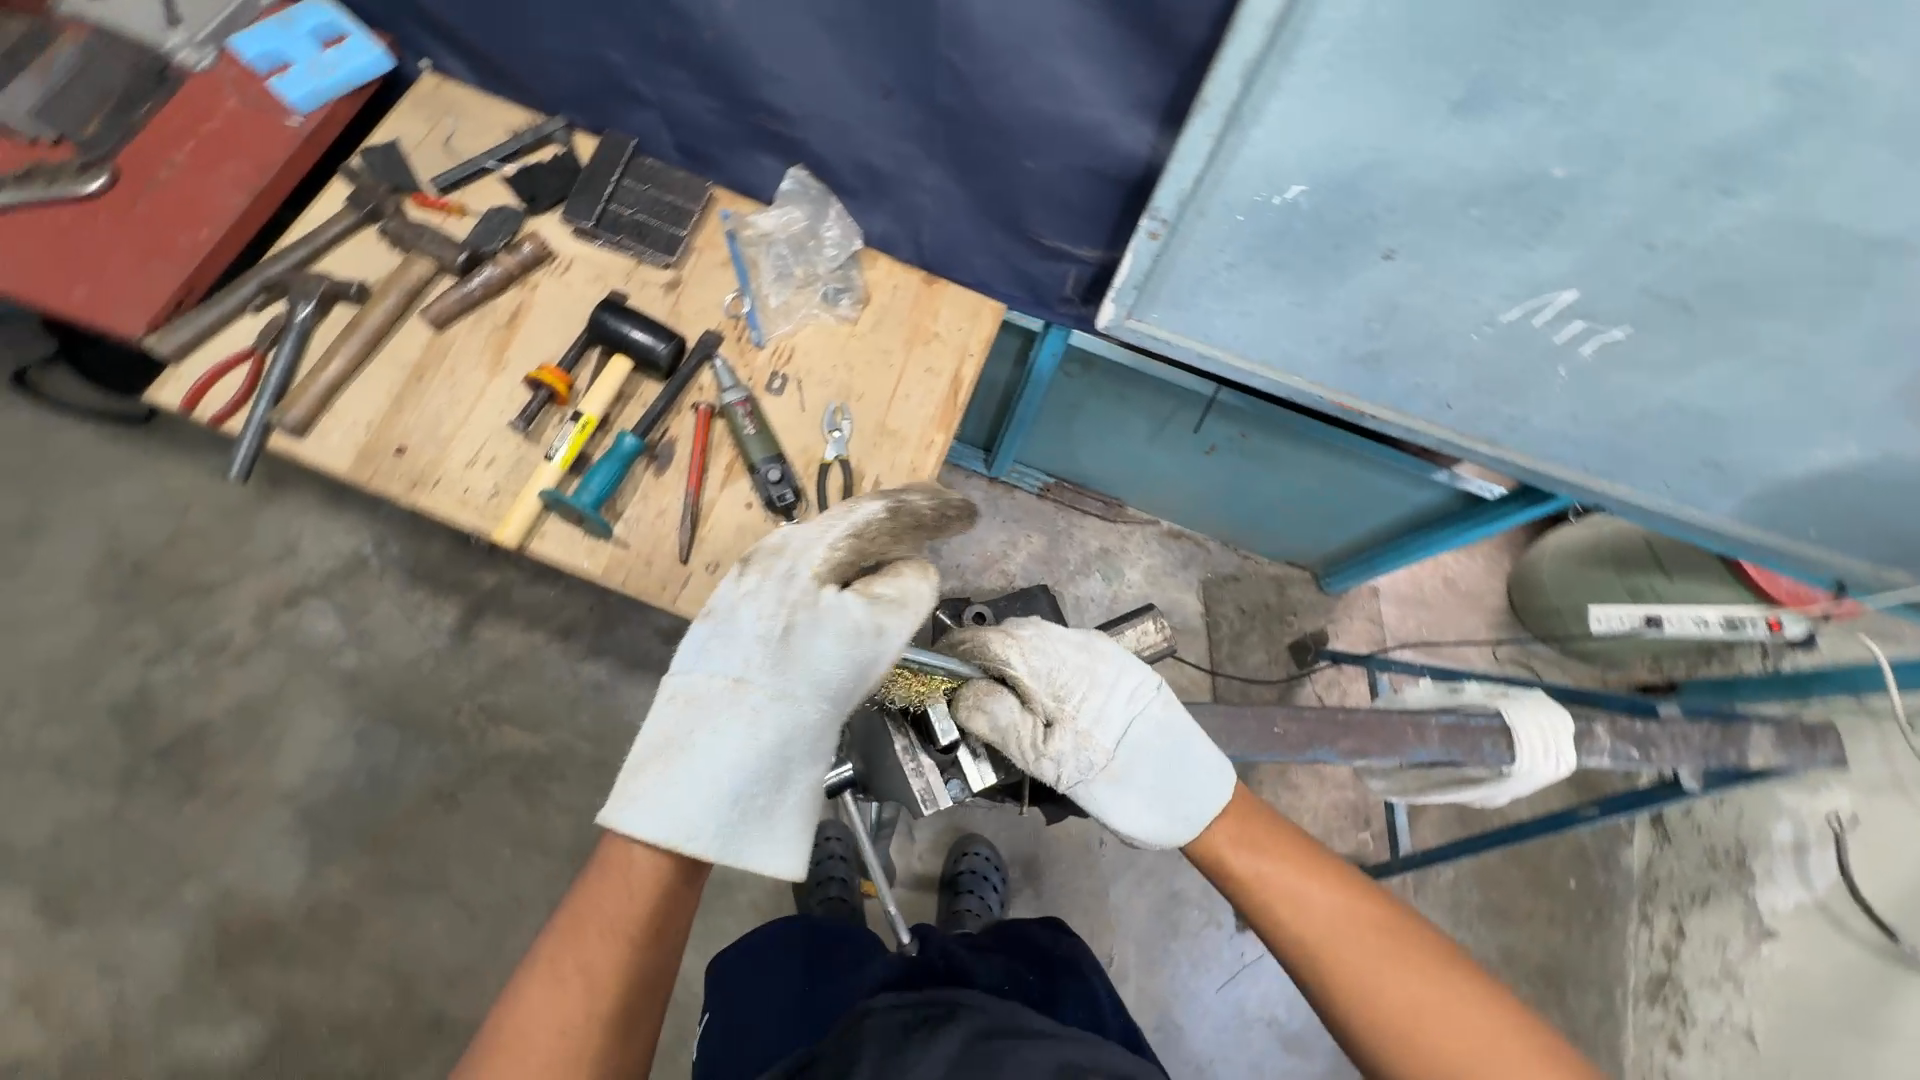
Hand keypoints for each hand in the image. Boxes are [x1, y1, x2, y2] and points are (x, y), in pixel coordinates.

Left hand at [598, 482, 976, 880]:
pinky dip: (829, 578)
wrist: (714, 758)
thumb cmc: (805, 692)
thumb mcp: (876, 634)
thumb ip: (906, 586)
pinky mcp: (730, 616)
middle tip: (933, 525)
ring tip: (892, 562)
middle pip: (846, 525)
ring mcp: (745, 583)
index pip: (883, 512)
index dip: (930, 509)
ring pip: (818, 552)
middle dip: (894, 525)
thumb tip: (909, 568)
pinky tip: (835, 599)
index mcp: (810, 548)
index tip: (966, 512)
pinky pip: (794, 579)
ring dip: (861, 552)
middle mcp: (772, 552)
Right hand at [943, 618, 1235, 848]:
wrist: (1194, 794)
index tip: (935, 677)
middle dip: (982, 659)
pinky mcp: (1117, 664)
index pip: (990, 639)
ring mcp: (1101, 651)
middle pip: (1013, 636)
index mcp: (1057, 663)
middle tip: (964, 699)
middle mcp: (1079, 643)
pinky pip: (1063, 653)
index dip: (957, 654)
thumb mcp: (1048, 762)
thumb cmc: (1118, 783)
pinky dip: (1039, 669)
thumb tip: (959, 691)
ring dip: (1011, 664)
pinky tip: (1038, 701)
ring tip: (999, 703)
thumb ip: (997, 719)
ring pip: (1038, 642)